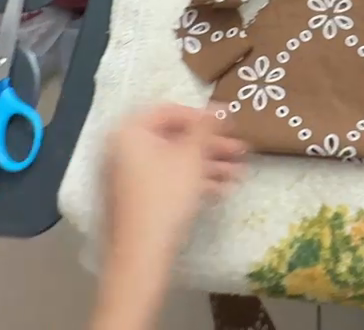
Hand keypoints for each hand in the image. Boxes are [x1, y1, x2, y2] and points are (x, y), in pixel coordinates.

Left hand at [93, 106, 248, 329]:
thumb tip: (219, 106)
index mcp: (130, 132)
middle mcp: (123, 151)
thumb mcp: (193, 154)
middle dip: (211, 146)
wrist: (140, 257)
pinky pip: (167, 181)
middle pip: (174, 139)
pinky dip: (193, 182)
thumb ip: (207, 126)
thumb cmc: (166, 195)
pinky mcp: (135, 201)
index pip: (170, 111)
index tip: (228, 125)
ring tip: (239, 173)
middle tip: (240, 150)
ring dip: (208, 165)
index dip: (202, 117)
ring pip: (174, 162)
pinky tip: (222, 190)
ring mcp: (127, 178)